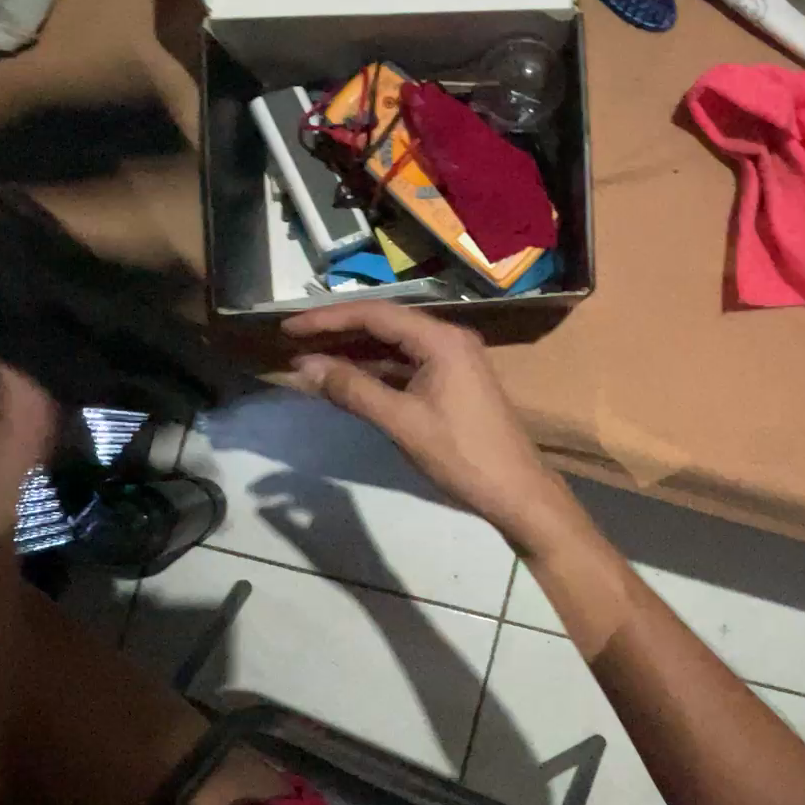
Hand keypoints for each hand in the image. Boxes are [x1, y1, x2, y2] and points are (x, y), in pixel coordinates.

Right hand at [282, 302, 580, 539]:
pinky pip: (407, 366)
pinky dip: (376, 372)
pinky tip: (346, 381)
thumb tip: (305, 367)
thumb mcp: (401, 422)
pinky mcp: (453, 381)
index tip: (289, 328)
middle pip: (385, 325)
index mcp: (442, 339)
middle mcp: (449, 339)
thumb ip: (353, 390)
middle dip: (338, 333)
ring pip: (395, 347)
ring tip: (310, 361)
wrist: (516, 490)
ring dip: (355, 354)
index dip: (328, 319)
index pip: (376, 315)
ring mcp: (454, 360)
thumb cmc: (461, 454)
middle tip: (294, 341)